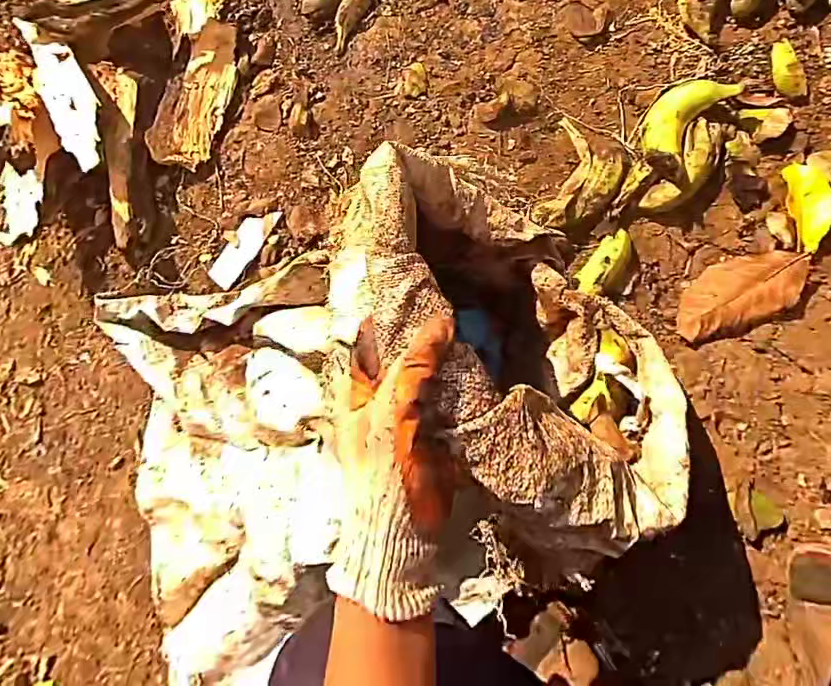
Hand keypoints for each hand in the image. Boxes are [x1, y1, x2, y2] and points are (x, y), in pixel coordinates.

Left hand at [326, 311, 455, 621]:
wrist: (401, 539)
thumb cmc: (382, 475)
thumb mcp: (392, 413)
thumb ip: (413, 366)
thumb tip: (440, 321)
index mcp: (356, 388)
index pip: (371, 336)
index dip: (391, 312)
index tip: (420, 290)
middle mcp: (377, 394)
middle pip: (401, 350)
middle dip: (424, 331)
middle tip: (451, 306)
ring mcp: (404, 412)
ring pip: (425, 370)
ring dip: (444, 353)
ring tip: (467, 327)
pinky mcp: (428, 429)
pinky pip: (445, 393)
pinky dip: (458, 378)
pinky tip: (474, 364)